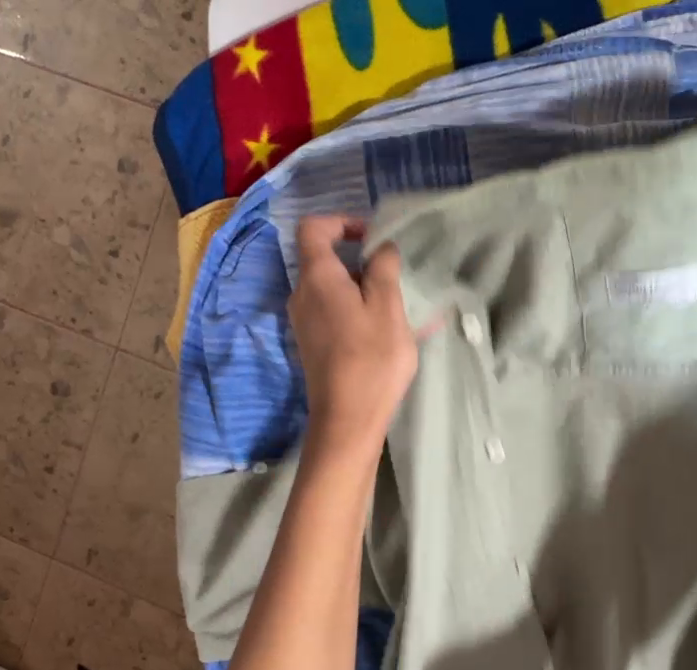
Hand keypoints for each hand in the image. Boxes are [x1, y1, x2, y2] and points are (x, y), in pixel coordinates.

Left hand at [289, 215, 418, 454]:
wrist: (347, 419)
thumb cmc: (371, 359)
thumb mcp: (387, 307)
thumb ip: (384, 268)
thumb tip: (380, 250)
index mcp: (316, 277)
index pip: (313, 228)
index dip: (341, 222)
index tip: (372, 238)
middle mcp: (301, 295)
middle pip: (324, 260)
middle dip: (359, 262)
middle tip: (393, 278)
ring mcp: (303, 323)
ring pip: (331, 290)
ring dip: (361, 291)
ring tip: (395, 309)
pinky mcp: (312, 346)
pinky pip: (332, 314)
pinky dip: (355, 312)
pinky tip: (383, 333)